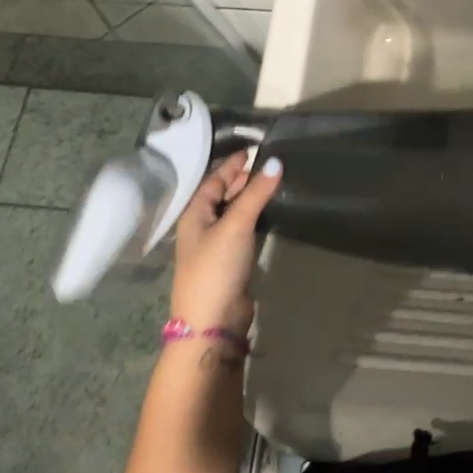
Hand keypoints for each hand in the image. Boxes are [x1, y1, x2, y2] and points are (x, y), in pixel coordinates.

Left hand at [169, 151, 282, 335]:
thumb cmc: (216, 267)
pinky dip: (255, 218)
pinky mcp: (230, 262)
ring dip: (250, 199)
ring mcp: (215, 246)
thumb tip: (276, 161)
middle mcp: (202, 227)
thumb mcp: (236, 225)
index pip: (213, 180)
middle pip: (222, 195)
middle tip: (269, 164)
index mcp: (195, 214)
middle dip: (242, 180)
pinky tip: (270, 213)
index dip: (232, 165)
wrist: (212, 322)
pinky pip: (242, 231)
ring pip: (233, 213)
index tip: (253, 150)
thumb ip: (256, 193)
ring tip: (274, 183)